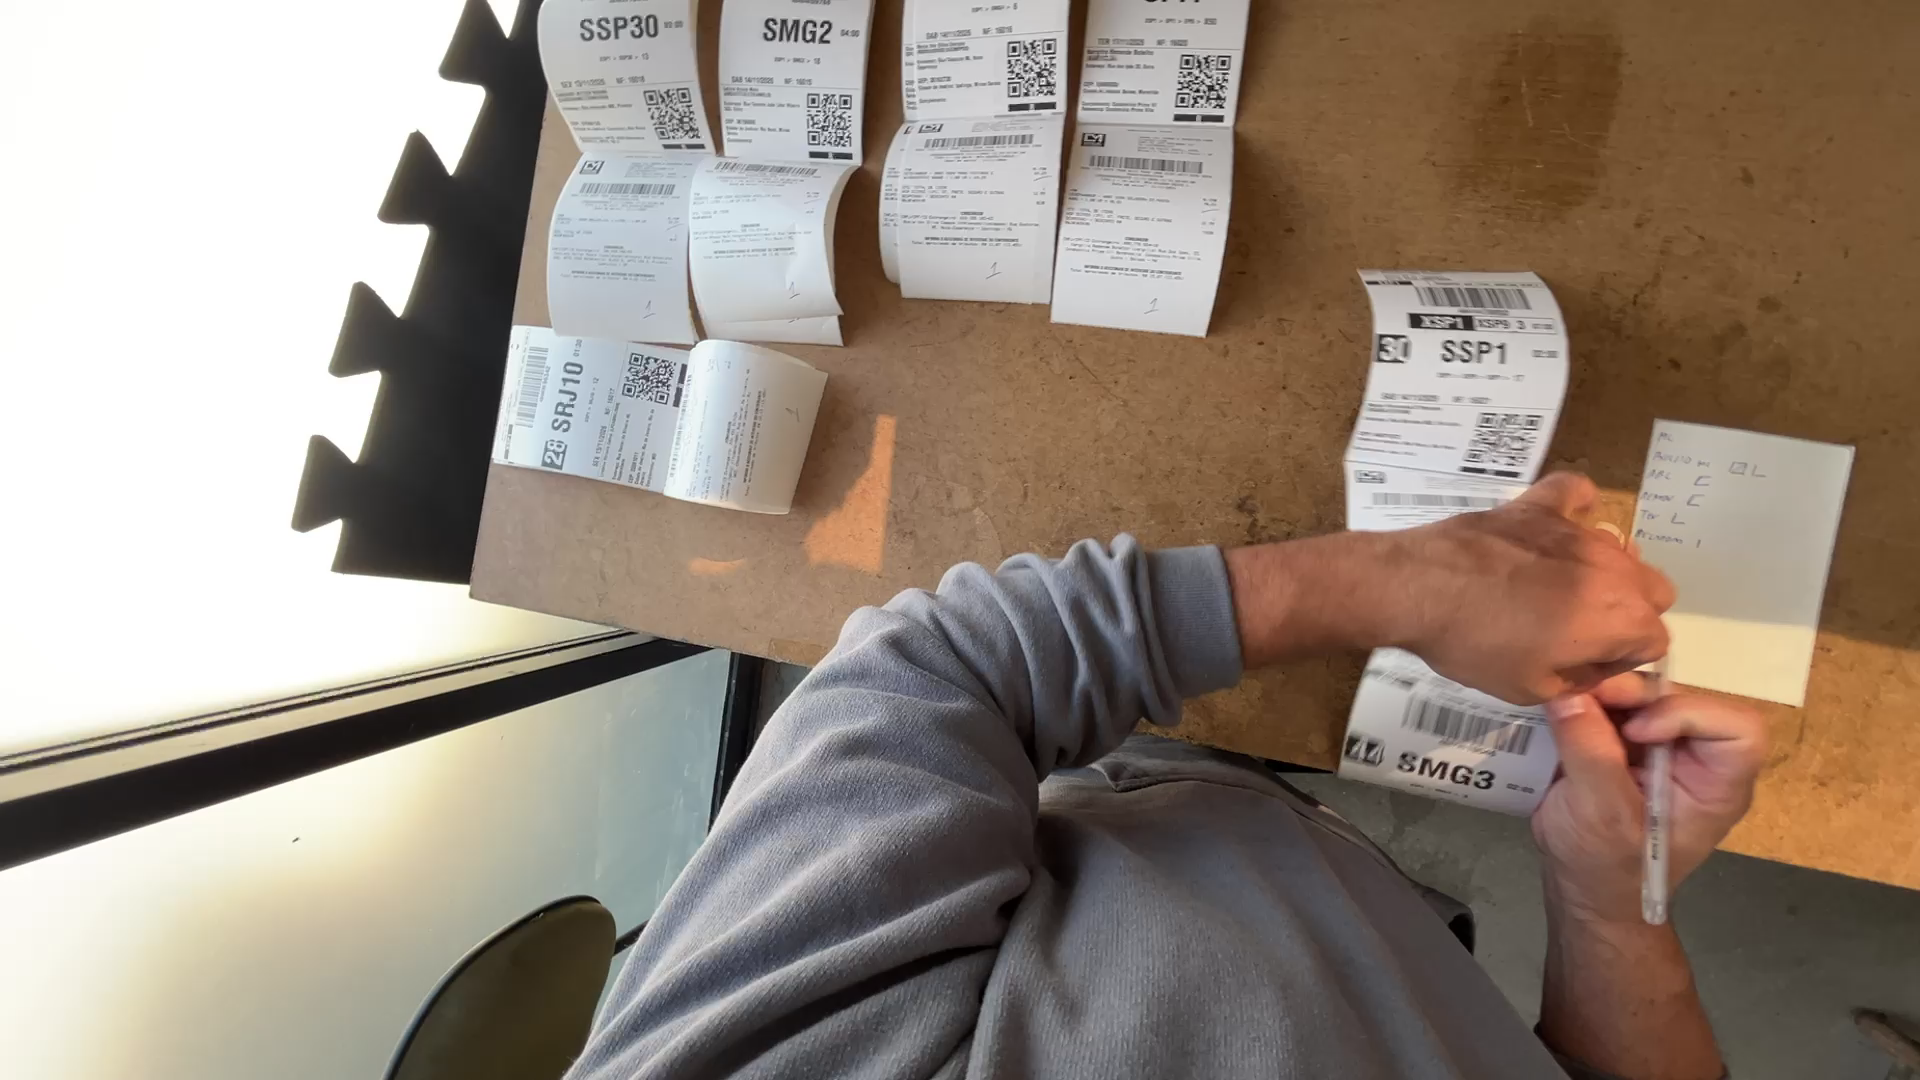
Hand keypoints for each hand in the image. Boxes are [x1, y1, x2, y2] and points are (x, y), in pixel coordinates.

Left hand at [1390, 472, 1675, 703]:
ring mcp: (1573, 532)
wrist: (1413, 588)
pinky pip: (1570, 492)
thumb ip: (1576, 682)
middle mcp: (1614, 568)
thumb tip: (1592, 669)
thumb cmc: (1470, 642)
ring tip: (1549, 586)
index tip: (1576, 661)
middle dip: (1617, 614)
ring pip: (1616, 549)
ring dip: (1597, 570)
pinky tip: (1555, 521)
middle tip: (1566, 626)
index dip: (1615, 658)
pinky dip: (1571, 504)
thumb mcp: (1527, 688)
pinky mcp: (1533, 507)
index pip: (1651, 642)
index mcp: (1621, 618)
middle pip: (1647, 592)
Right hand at [1533, 675, 1767, 925]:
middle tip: (1575, 700)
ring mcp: (1646, 750)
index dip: (1688, 715)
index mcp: (1713, 782)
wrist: (1582, 887)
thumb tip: (1567, 696)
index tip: (1635, 731)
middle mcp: (1687, 758)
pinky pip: (1600, 708)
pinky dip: (1574, 703)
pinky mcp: (1609, 746)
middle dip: (1625, 694)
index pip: (1736, 728)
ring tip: (1554, 706)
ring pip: (1632, 698)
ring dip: (1593, 695)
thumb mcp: (1603, 814)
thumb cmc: (1609, 864)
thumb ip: (1591, 754)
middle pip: (1675, 700)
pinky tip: (1548, 712)